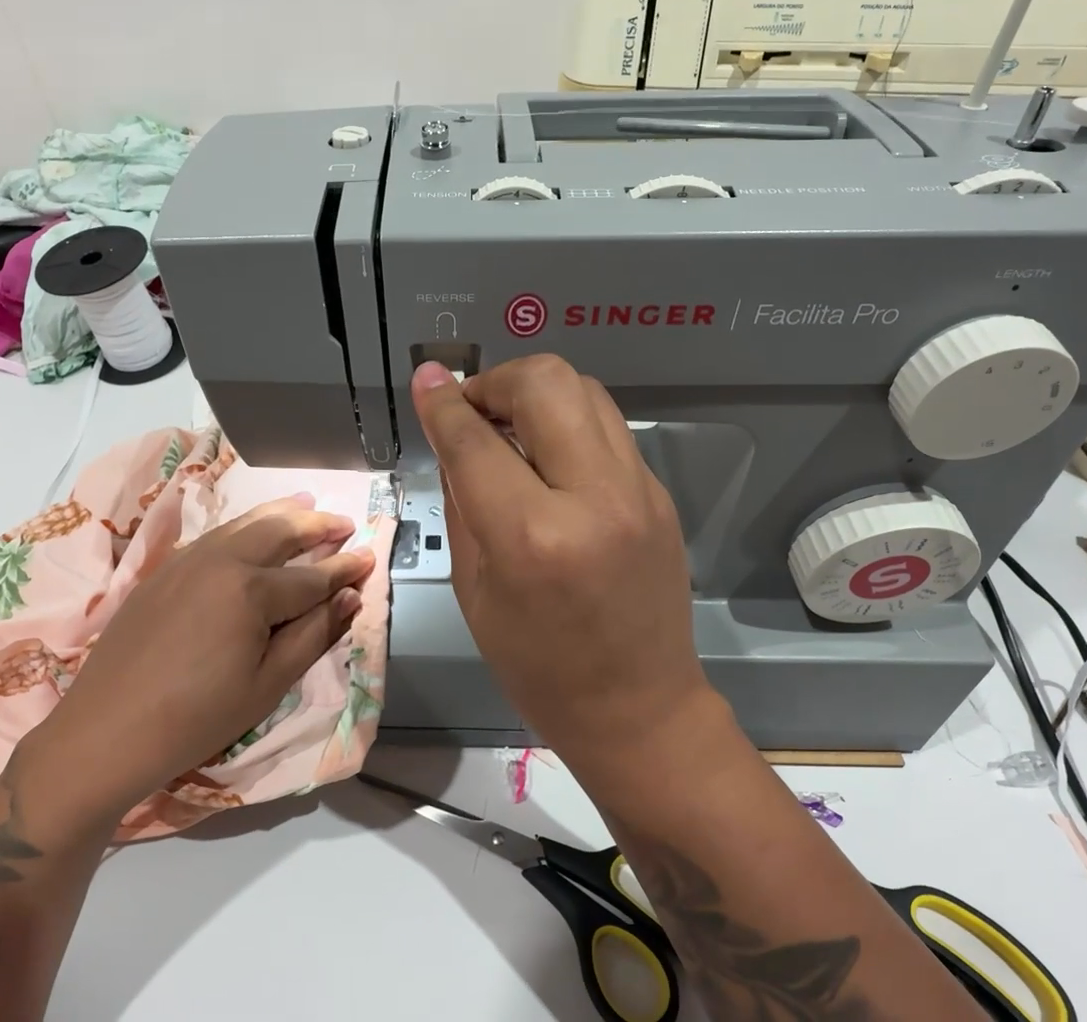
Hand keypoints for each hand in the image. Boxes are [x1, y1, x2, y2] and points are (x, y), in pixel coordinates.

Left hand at [26, 495, 372, 818]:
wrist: (106, 731)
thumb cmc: (197, 718)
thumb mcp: (268, 684)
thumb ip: (314, 634)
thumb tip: (350, 596)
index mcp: (251, 590)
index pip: (313, 575)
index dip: (345, 568)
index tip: (370, 556)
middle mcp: (221, 560)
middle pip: (279, 531)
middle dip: (316, 525)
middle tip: (344, 522)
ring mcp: (186, 561)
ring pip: (243, 524)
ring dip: (279, 513)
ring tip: (305, 503)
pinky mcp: (161, 572)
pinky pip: (214, 535)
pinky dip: (243, 525)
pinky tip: (250, 530)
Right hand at [410, 356, 715, 764]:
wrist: (640, 707)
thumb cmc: (539, 668)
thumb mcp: (476, 591)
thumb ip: (462, 504)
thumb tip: (453, 438)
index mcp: (531, 537)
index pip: (476, 440)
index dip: (443, 402)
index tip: (427, 380)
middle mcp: (592, 497)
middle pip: (543, 382)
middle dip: (496, 380)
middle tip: (473, 411)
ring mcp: (637, 490)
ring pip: (584, 389)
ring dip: (536, 392)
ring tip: (510, 427)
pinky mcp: (659, 493)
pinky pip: (607, 427)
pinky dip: (568, 422)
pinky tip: (549, 457)